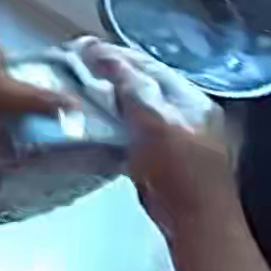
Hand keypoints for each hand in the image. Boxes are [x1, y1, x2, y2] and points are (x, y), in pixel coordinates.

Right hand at [79, 39, 237, 234]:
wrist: (194, 223)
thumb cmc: (177, 168)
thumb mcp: (151, 118)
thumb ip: (127, 82)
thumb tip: (99, 50)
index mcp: (192, 99)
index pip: (148, 64)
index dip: (115, 54)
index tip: (81, 47)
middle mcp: (187, 110)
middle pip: (142, 81)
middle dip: (109, 71)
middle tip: (76, 64)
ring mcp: (176, 131)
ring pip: (135, 100)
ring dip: (108, 91)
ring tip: (78, 84)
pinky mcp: (161, 150)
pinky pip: (131, 120)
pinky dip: (112, 112)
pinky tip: (92, 111)